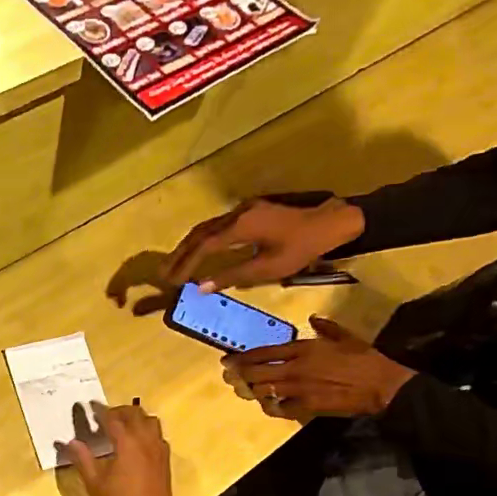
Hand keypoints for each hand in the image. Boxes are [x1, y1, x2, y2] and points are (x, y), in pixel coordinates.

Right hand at [62, 403, 176, 495]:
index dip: (99, 411)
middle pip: (134, 413)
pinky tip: (138, 441)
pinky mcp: (165, 456)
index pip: (111, 418)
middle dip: (118, 410)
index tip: (90, 406)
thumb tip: (70, 442)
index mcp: (127, 442)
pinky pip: (157, 433)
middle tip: (105, 416)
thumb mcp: (95, 483)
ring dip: (136, 417)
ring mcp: (158, 447)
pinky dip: (146, 429)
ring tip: (123, 425)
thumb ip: (82, 459)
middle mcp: (145, 439)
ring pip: (149, 420)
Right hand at [160, 197, 364, 291]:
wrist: (331, 221)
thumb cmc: (301, 248)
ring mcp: (245, 209)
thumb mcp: (267, 268)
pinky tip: (202, 251)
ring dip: (191, 245)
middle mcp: (237, 213)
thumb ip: (232, 275)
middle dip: (181, 253)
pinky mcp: (252, 210)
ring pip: (209, 226)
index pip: (204, 246)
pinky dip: (205, 239)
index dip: (185, 263)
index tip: (171, 280)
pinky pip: (220, 224)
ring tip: (177, 263)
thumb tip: (202, 286)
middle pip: (200, 233)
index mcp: (240, 227)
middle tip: (164, 272)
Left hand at [226, 317, 414, 420]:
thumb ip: (326, 327)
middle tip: (228, 376)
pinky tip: (268, 406)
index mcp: (302, 348)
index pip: (263, 352)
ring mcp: (298, 389)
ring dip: (250, 391)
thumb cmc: (364, 358)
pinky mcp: (306, 407)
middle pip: (256, 373)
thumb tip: (313, 318)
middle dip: (238, 374)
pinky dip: (271, 407)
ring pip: (263, 391)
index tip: (228, 359)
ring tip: (242, 390)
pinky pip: (280, 409)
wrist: (380, 384)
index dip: (243, 357)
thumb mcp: (345, 336)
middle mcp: (294, 368)